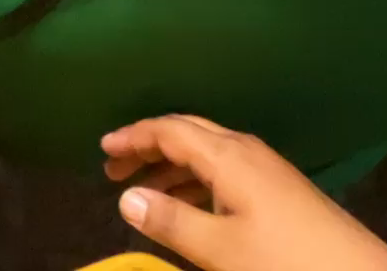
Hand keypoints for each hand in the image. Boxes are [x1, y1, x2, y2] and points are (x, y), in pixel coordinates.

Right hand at [102, 116, 386, 270]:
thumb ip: (171, 221)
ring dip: (170, 165)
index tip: (103, 148)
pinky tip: (185, 203)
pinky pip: (221, 167)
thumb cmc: (283, 261)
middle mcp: (244, 148)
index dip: (135, 135)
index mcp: (228, 155)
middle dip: (148, 145)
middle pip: (187, 132)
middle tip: (113, 169)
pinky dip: (193, 179)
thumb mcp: (221, 249)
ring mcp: (263, 164)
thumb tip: (126, 196)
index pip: (171, 129)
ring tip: (140, 190)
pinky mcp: (275, 184)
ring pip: (205, 150)